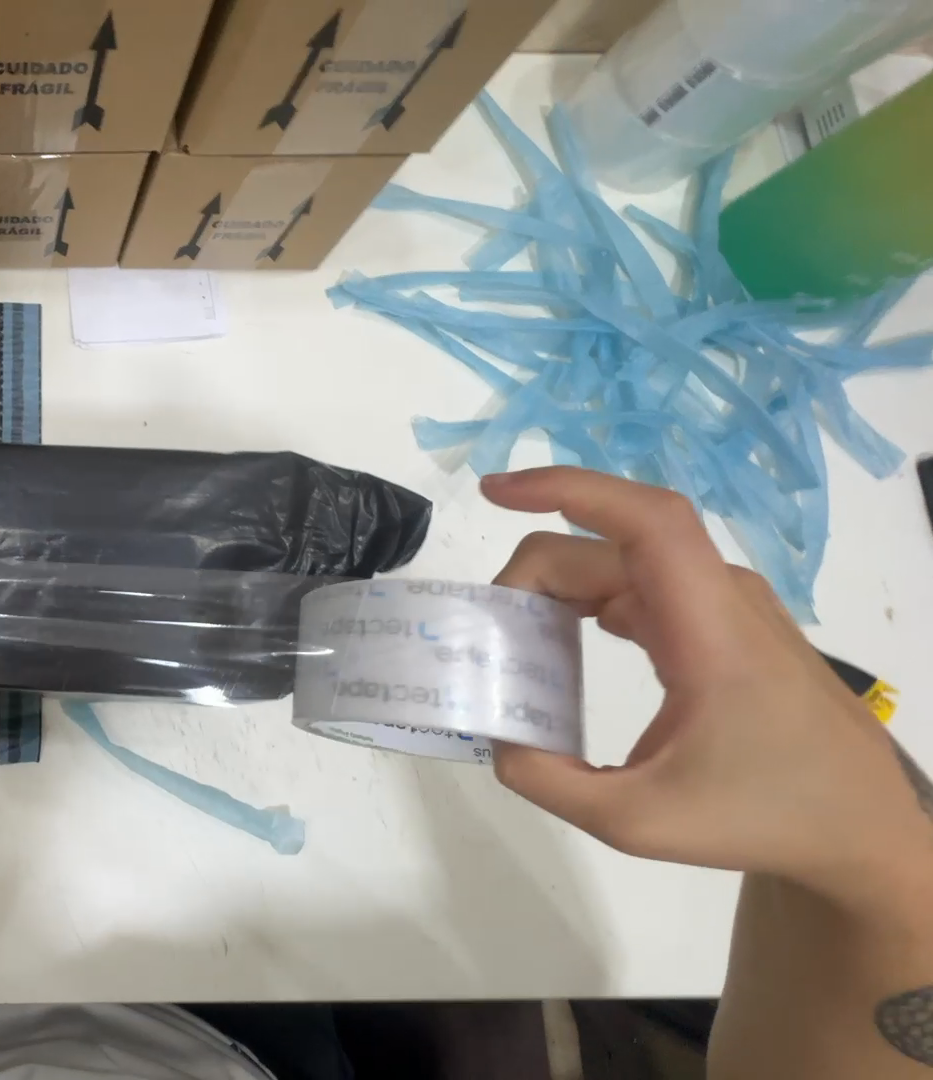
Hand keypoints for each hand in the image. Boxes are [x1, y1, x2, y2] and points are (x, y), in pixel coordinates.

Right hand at [483, 467, 932, 911]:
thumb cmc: (762, 820)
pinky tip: (549, 642)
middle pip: (599, 549)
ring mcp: (716, 607)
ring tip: (511, 645)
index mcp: (713, 636)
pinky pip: (623, 582)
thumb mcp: (636, 823)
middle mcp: (718, 601)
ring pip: (606, 561)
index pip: (649, 523)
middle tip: (486, 639)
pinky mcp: (707, 620)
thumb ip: (543, 778)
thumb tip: (490, 733)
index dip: (569, 489)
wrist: (861, 831)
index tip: (495, 493)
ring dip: (544, 589)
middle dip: (525, 578)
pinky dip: (570, 600)